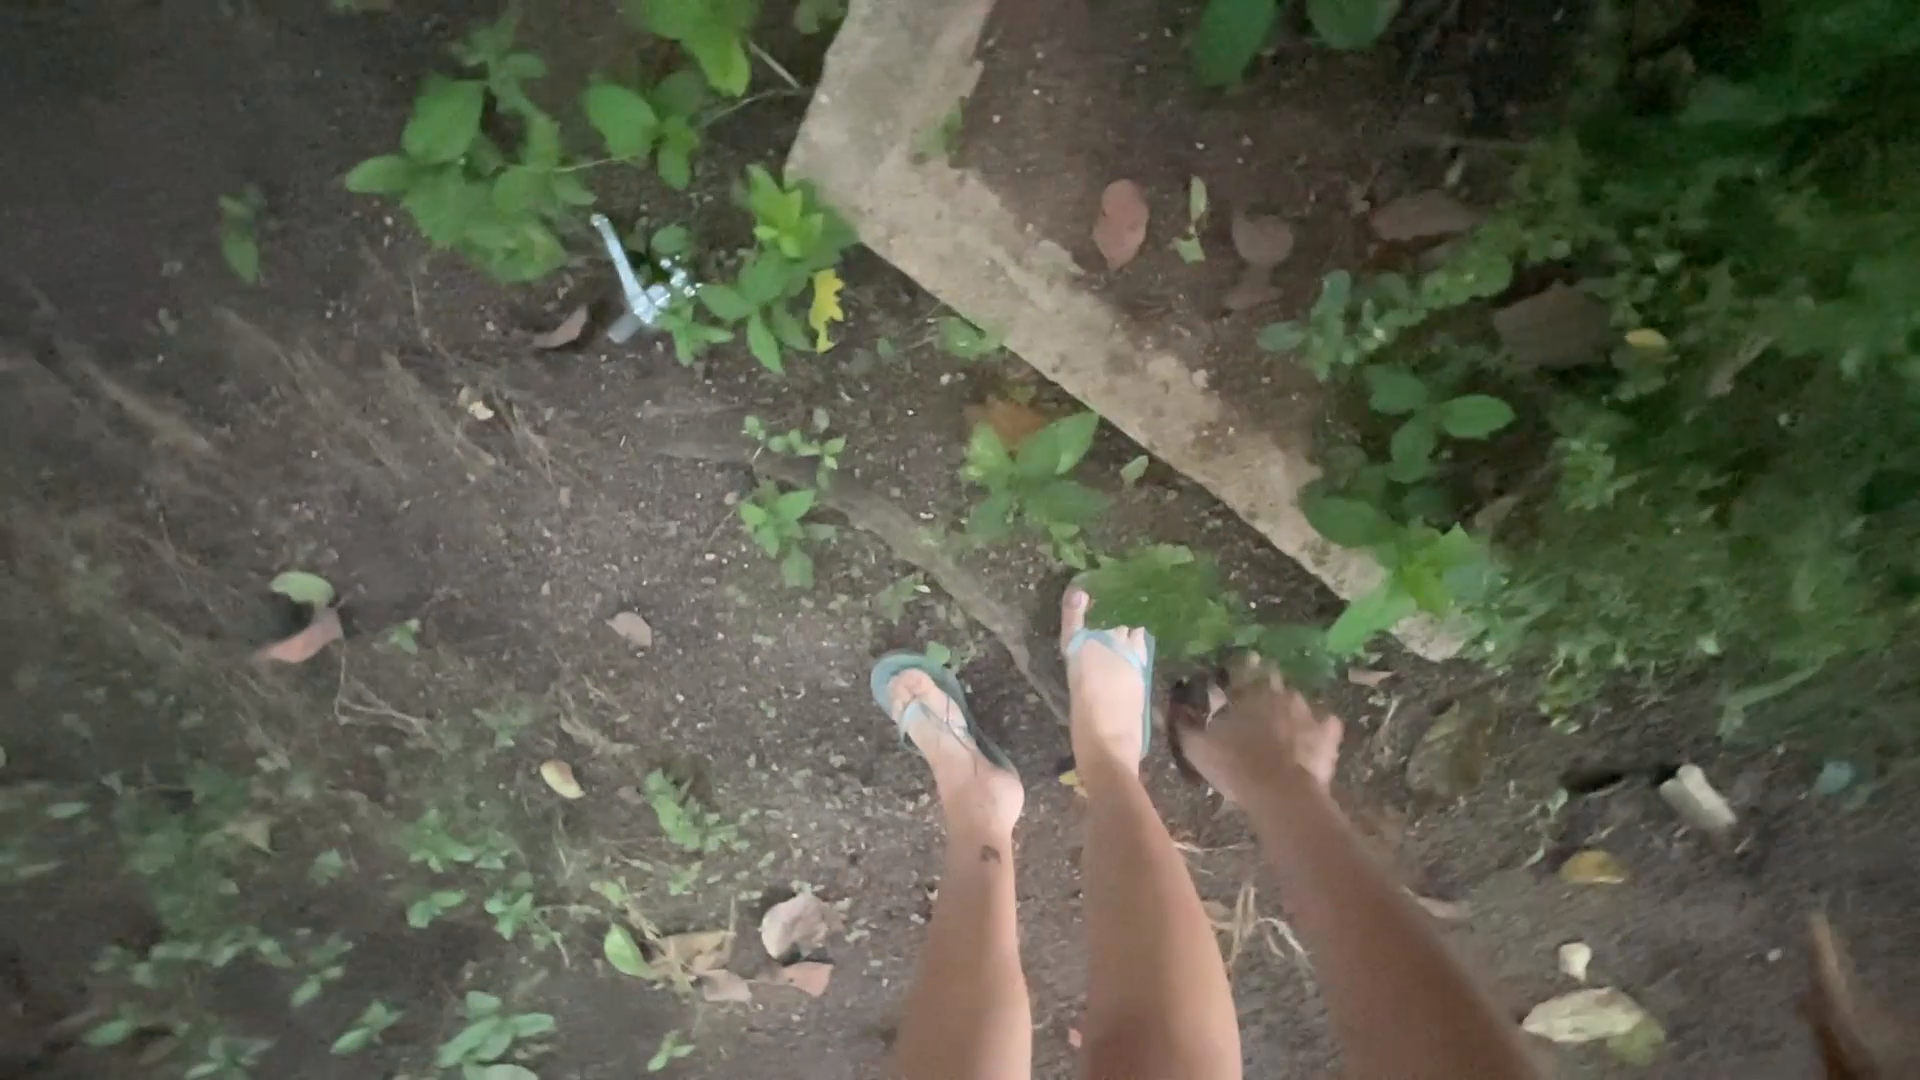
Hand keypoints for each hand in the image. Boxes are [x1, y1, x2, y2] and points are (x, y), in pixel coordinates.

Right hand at [1175, 666, 1342, 805]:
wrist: (1282, 793)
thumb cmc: (1235, 765)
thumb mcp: (1197, 747)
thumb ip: (1182, 725)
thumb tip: (1164, 708)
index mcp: (1245, 691)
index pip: (1241, 667)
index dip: (1237, 666)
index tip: (1235, 668)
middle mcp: (1277, 692)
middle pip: (1271, 677)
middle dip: (1264, 682)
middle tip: (1256, 695)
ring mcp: (1306, 711)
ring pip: (1296, 698)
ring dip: (1288, 705)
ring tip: (1282, 719)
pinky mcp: (1327, 733)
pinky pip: (1324, 723)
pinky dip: (1318, 727)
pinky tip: (1312, 736)